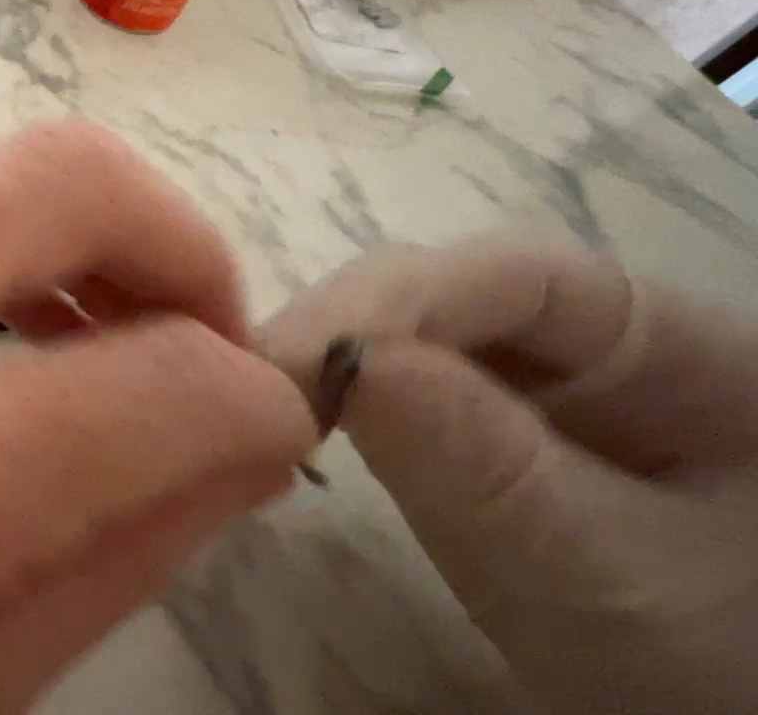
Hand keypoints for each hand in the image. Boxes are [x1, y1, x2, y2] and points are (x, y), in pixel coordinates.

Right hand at [260, 238, 757, 714]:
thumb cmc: (704, 677)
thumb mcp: (605, 576)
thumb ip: (484, 465)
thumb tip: (340, 359)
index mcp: (678, 350)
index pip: (518, 278)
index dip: (396, 296)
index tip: (288, 354)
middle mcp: (593, 349)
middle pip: (445, 296)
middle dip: (344, 326)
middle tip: (247, 379)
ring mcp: (526, 393)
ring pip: (405, 338)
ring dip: (324, 358)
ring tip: (256, 396)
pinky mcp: (470, 437)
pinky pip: (392, 392)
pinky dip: (333, 399)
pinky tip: (293, 418)